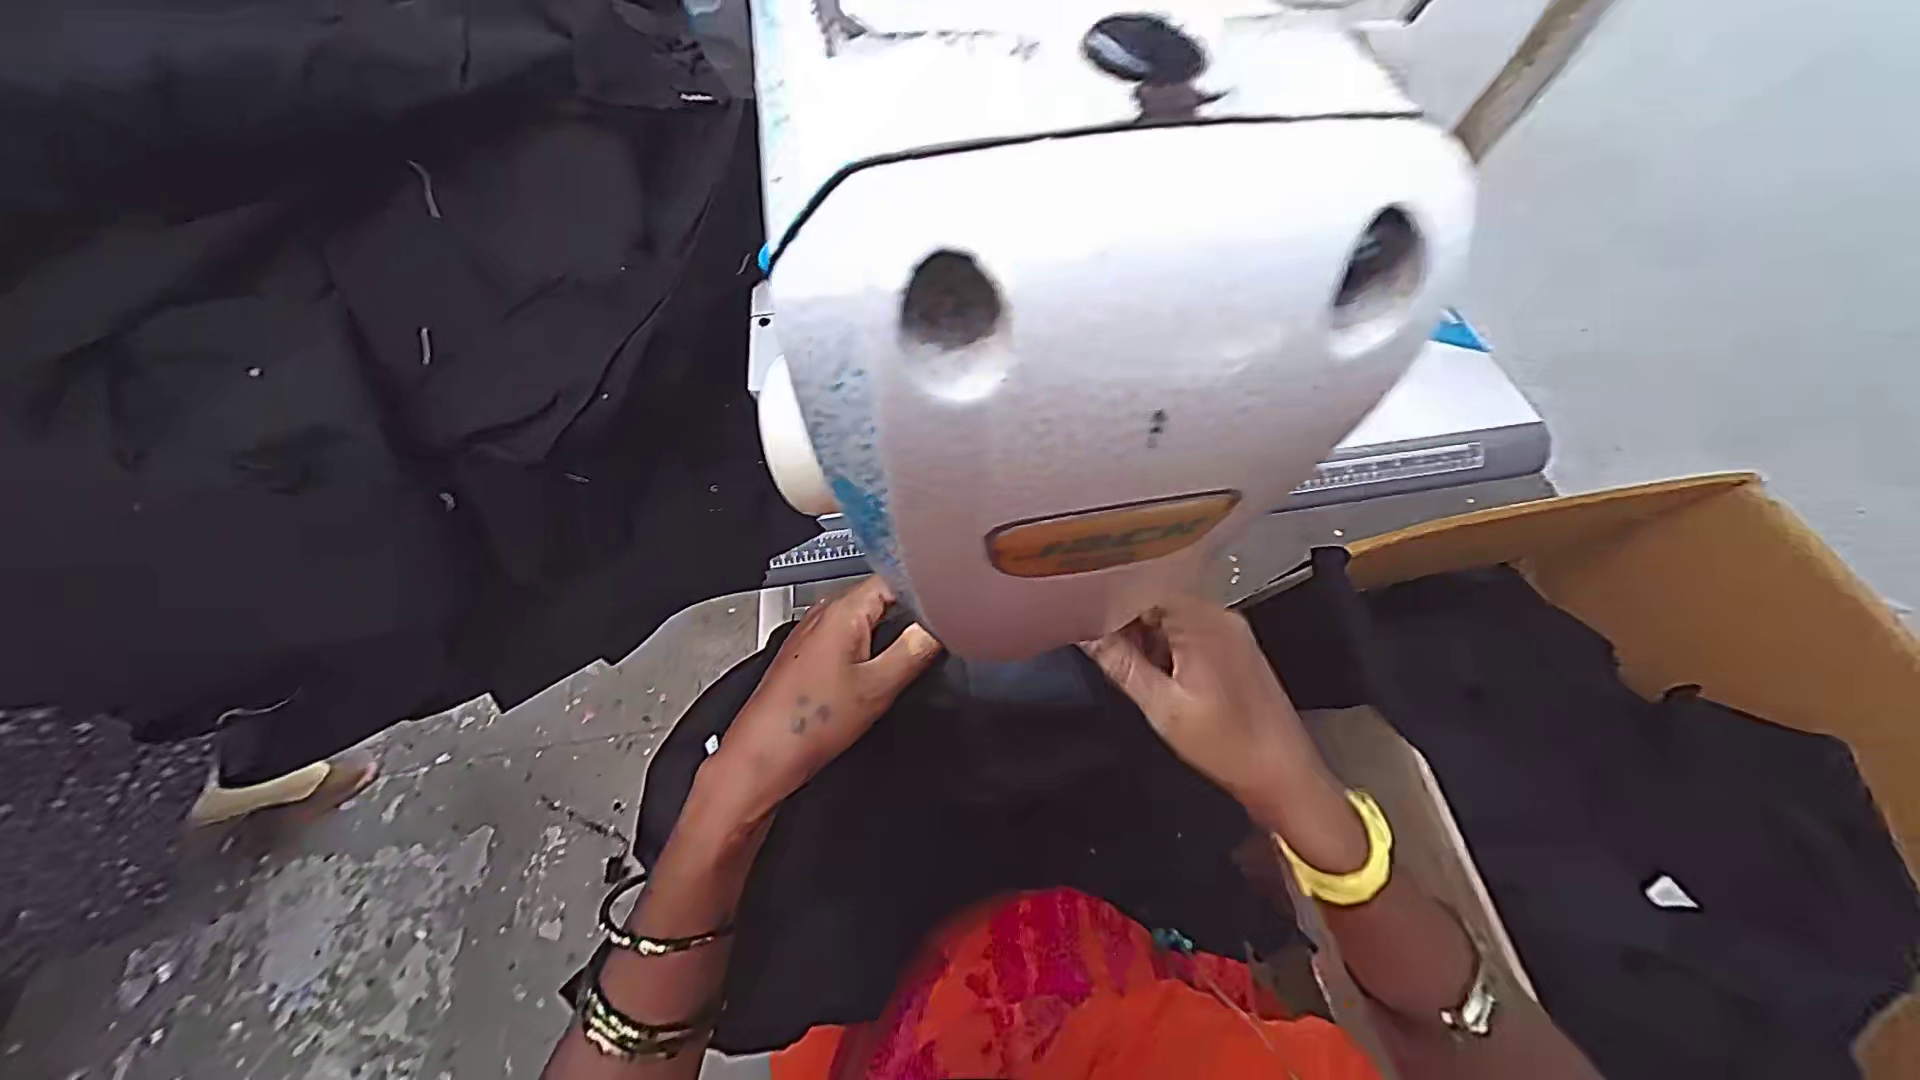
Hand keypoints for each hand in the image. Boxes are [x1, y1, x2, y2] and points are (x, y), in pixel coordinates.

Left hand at [699, 576, 942, 828]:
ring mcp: (815, 633)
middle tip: (929, 643)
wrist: (762, 756)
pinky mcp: (810, 654)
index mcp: (842, 610)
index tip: (945, 609)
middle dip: (910, 617)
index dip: (925, 591)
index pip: (896, 577)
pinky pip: (851, 638)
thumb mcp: (878, 687)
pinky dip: (869, 652)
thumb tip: (941, 626)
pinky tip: (874, 677)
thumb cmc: (805, 723)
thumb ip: (915, 650)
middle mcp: (824, 613)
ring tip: (901, 664)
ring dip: (889, 637)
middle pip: (883, 597)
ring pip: (868, 620)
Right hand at [1080, 594, 1365, 869]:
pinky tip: (1154, 673)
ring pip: (1169, 617)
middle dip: (1124, 621)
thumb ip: (1119, 663)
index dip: (1109, 599)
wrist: (1285, 776)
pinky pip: (1187, 631)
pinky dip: (1164, 646)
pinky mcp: (1233, 647)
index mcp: (1203, 622)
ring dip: (1143, 635)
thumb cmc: (1228, 746)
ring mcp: (1230, 630)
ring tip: (1125, 663)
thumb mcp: (1161, 706)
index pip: (1143, 586)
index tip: (1083, 616)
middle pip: (1156, 599)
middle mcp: (1220, 616)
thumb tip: (1084, 634)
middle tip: (1099, 646)